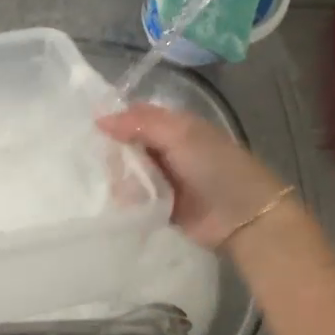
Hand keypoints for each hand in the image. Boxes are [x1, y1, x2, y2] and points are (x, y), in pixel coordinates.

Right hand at [98, 103, 292, 249]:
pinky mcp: (159, 206)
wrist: (241, 217)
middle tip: (112, 165)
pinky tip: (126, 203)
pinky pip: (133, 199)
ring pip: (127, 173)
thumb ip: (140, 124)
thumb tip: (99, 119)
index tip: (92, 130)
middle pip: (127, 146)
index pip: (136, 117)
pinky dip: (128, 200)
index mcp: (175, 126)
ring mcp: (163, 179)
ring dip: (121, 179)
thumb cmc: (215, 167)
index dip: (115, 121)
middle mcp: (167, 150)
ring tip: (125, 188)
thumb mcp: (180, 136)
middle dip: (116, 154)